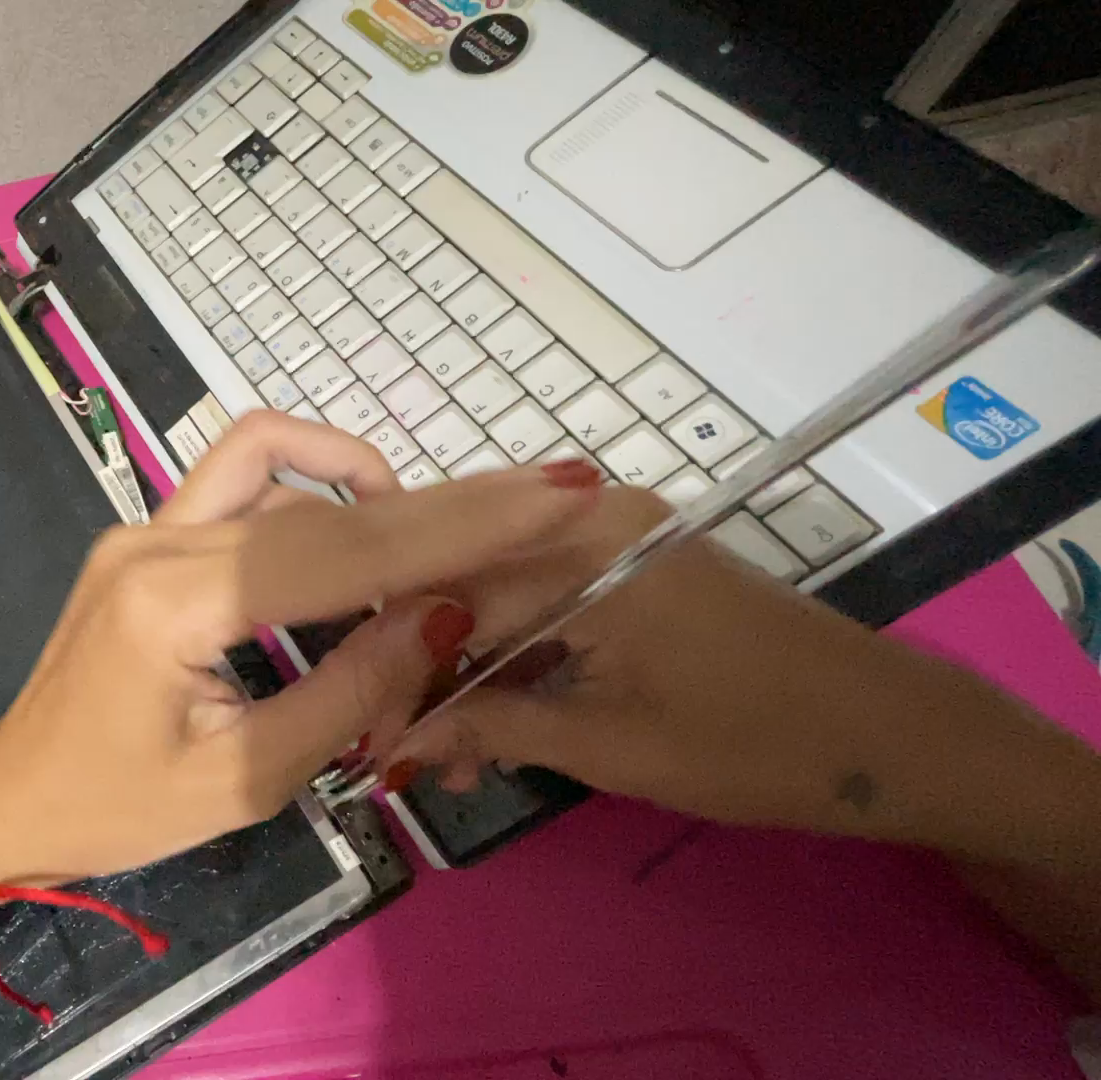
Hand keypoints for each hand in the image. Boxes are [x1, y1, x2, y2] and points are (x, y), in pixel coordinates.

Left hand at [0, 412, 603, 888]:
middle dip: (434, 498)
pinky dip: (310, 497)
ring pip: (271, 459)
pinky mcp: (143, 537)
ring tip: (432, 542)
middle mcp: (153, 540)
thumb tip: (442, 615)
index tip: (553, 495)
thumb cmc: (119, 809)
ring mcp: (141, 528)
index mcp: (172, 604)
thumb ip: (349, 691)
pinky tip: (350, 543)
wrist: (15, 792)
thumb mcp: (246, 778)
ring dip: (363, 487)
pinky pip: (240, 487)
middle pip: (316, 495)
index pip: (339, 548)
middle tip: (531, 495)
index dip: (454, 525)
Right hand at [378, 487, 1100, 867]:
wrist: (906, 739)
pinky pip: (532, 594)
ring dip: (464, 666)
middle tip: (409, 745)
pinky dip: (507, 652)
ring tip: (457, 750)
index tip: (368, 733)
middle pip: (458, 582)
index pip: (445, 600)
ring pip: (489, 590)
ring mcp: (603, 529)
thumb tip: (388, 743)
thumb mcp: (607, 744)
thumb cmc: (758, 744)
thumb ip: (488, 727)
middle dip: (425, 667)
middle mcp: (582, 513)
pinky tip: (498, 713)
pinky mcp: (618, 556)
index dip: (398, 672)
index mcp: (581, 547)